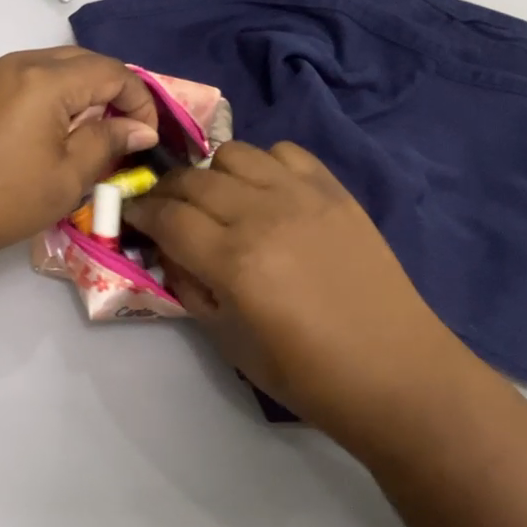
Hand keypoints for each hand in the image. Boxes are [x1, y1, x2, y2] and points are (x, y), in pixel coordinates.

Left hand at [0, 49, 159, 281]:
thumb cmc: (3, 199)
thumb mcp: (68, 176)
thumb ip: (109, 142)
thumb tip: (140, 128)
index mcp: (46, 79)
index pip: (111, 71)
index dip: (140, 99)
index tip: (148, 136)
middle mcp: (21, 63)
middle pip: (84, 61)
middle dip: (114, 90)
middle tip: (127, 132)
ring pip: (58, 66)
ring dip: (85, 91)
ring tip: (97, 134)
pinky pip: (34, 78)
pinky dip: (58, 95)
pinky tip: (60, 131)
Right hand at [125, 141, 474, 448]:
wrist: (396, 372)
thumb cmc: (307, 374)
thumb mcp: (228, 342)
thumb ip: (189, 288)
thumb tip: (167, 252)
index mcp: (233, 261)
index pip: (165, 216)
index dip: (138, 213)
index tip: (130, 216)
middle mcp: (263, 215)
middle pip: (192, 179)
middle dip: (166, 192)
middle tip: (164, 210)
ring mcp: (302, 196)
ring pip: (234, 154)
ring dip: (213, 174)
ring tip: (218, 199)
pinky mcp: (334, 191)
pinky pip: (285, 152)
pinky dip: (264, 165)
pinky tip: (266, 193)